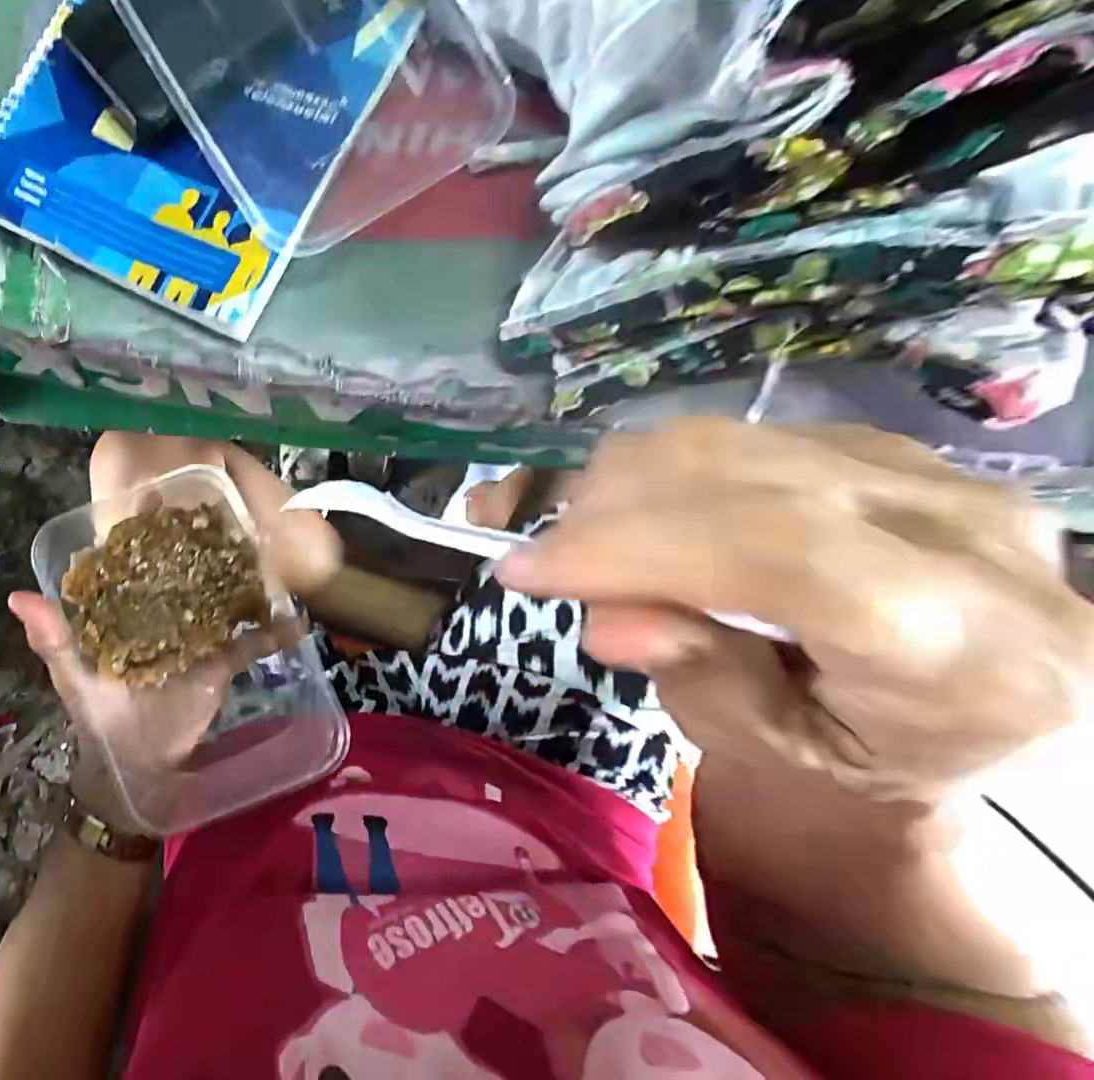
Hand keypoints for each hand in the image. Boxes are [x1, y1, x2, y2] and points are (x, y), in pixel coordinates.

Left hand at [10, 433, 335, 833]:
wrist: (140, 766)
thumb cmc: (102, 717)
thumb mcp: (75, 679)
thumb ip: (54, 640)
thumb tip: (17, 597)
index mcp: (125, 611)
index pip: (133, 561)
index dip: (140, 530)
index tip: (154, 495)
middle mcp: (163, 613)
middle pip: (182, 569)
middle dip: (197, 540)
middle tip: (220, 508)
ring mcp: (196, 633)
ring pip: (219, 595)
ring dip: (239, 574)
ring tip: (263, 545)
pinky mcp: (222, 659)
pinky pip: (251, 643)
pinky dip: (273, 632)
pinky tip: (298, 618)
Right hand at [495, 419, 1093, 798]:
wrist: (943, 693)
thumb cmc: (849, 746)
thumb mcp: (770, 746)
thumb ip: (700, 677)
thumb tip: (610, 623)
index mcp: (967, 647)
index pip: (778, 554)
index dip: (628, 550)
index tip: (520, 570)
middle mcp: (957, 534)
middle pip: (730, 481)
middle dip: (598, 517)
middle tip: (538, 565)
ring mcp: (913, 470)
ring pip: (708, 443)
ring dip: (609, 490)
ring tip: (574, 546)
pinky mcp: (859, 443)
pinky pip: (710, 439)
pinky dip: (636, 475)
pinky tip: (612, 518)